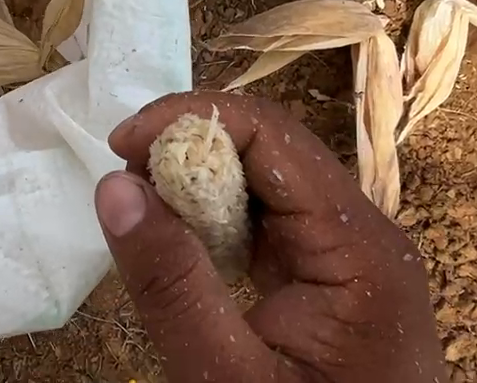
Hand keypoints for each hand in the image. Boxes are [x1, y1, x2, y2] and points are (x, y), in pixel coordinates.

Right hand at [96, 93, 443, 382]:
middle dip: (188, 145)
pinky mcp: (327, 271)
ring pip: (263, 174)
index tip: (122, 148)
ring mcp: (348, 252)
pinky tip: (180, 237)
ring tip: (143, 204)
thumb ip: (173, 286)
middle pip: (269, 146)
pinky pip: (265, 213)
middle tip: (125, 176)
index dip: (190, 119)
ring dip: (195, 176)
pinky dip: (212, 210)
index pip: (270, 134)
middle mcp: (363, 232)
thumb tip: (112, 184)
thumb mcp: (227, 381)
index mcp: (359, 247)